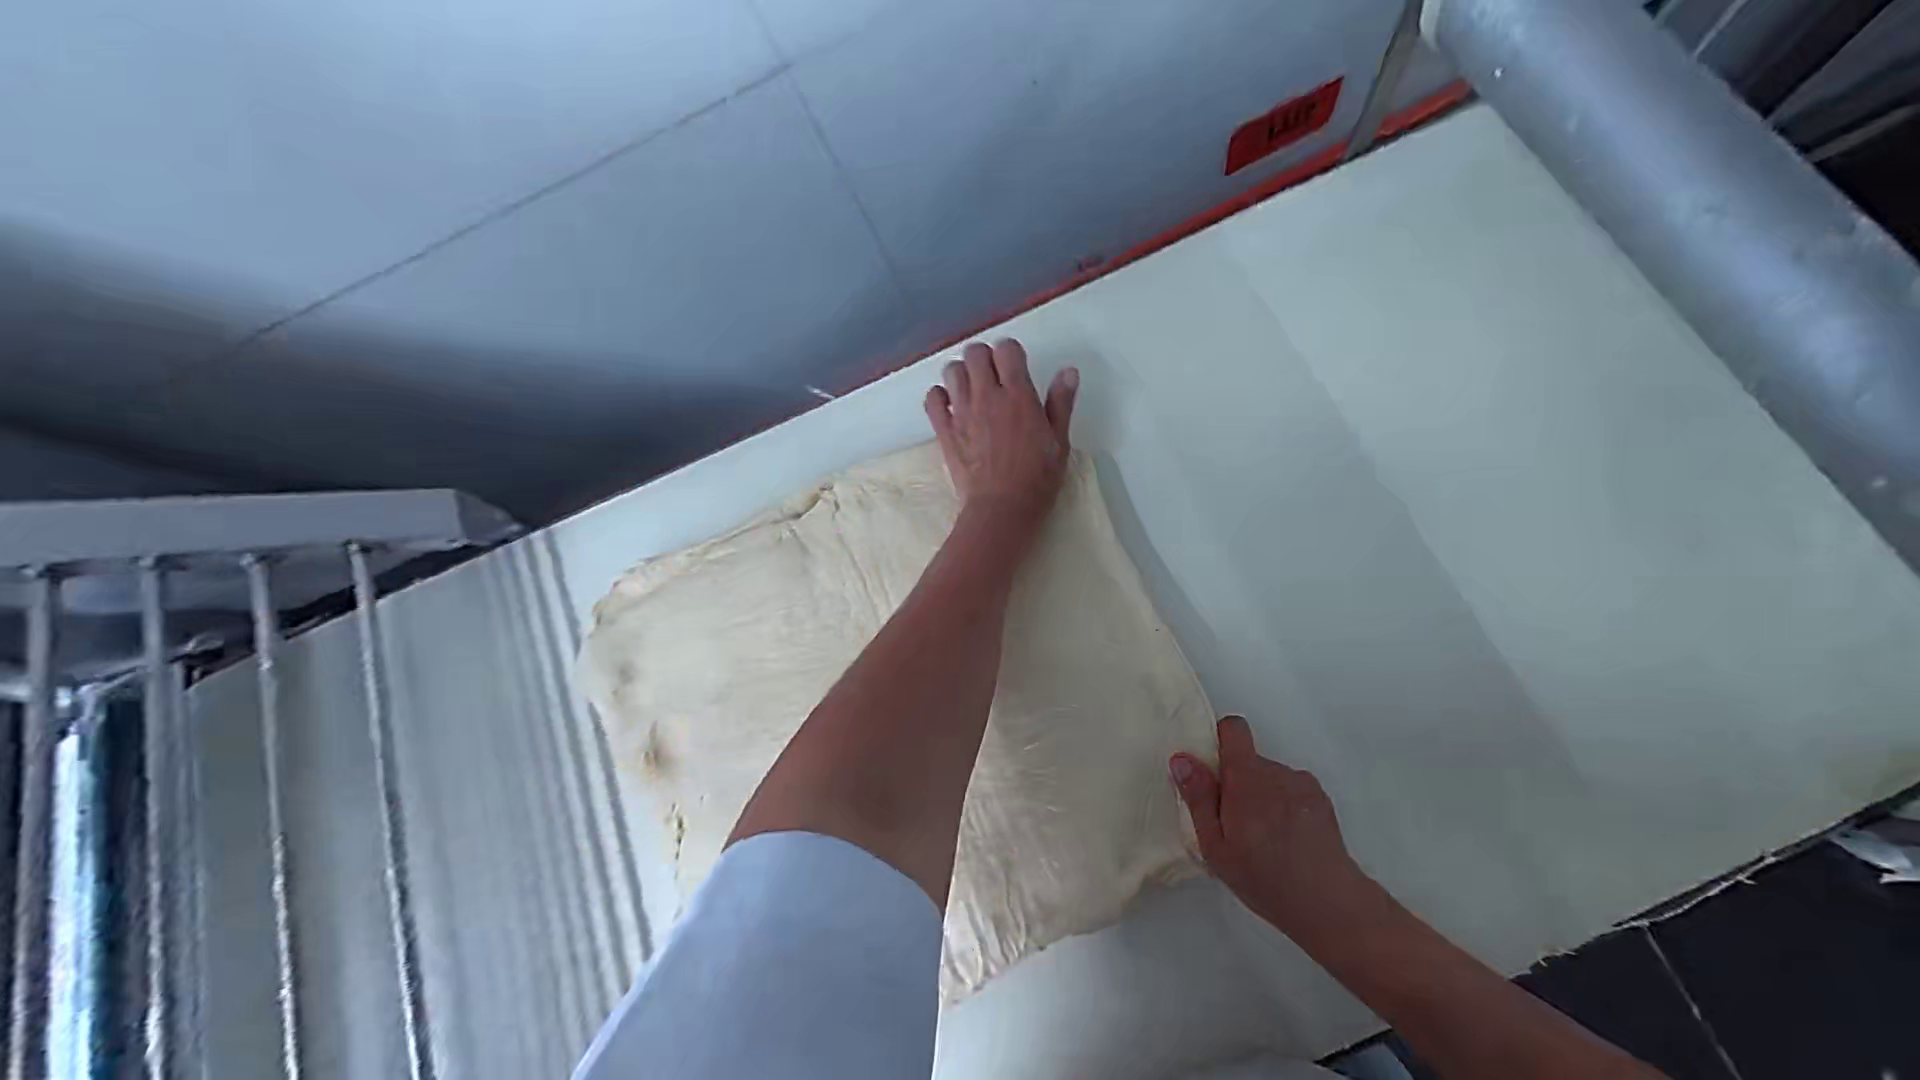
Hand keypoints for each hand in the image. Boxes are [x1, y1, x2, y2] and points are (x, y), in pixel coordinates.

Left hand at [925, 339, 1078, 532]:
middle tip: (993, 377)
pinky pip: (932, 398)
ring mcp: (962, 412)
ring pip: (952, 370)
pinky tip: (952, 407)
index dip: (1011, 354)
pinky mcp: (944, 430)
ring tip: (973, 391)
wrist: (1001, 509)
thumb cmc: (1037, 479)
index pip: (1007, 349)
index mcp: (1018, 395)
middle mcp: (987, 396)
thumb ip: (1061, 403)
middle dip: (984, 358)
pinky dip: (940, 396)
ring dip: (962, 374)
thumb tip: (1068, 371)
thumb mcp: (1059, 442)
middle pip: (975, 353)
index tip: (1015, 368)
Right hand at [1170, 716, 1371, 939]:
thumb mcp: (1215, 845)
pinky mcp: (1322, 800)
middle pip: (1249, 760)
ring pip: (1270, 777)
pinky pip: (1291, 789)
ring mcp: (1303, 785)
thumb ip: (1198, 797)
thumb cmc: (1264, 877)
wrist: (1331, 905)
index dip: (1220, 739)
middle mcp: (1277, 772)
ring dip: (1261, 794)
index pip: (1234, 729)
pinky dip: (1283, 804)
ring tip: (1262, 836)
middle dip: (1237, 781)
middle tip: (1234, 822)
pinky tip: (1286, 839)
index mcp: (1247, 777)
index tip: (1211, 768)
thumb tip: (1182, 758)